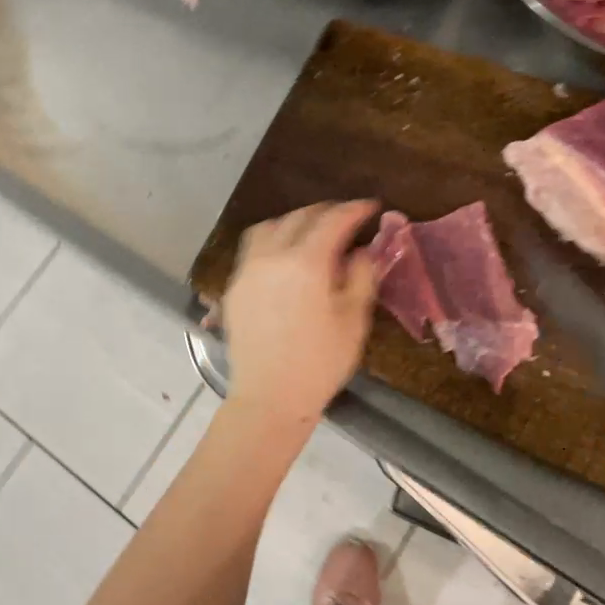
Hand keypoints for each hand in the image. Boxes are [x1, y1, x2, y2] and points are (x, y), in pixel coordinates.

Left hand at [222, 200, 380, 425]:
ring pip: (269, 227)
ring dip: (294, 221)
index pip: (333, 220)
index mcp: (306, 262)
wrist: (269, 397)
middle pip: (299, 217)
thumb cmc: (319, 363)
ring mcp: (248, 270)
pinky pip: (253, 249)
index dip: (354, 210)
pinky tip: (285, 258)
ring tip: (311, 233)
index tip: (370, 207)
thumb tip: (361, 251)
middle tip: (346, 219)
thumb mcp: (354, 320)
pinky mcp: (234, 286)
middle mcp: (272, 256)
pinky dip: (272, 241)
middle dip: (326, 213)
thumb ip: (360, 276)